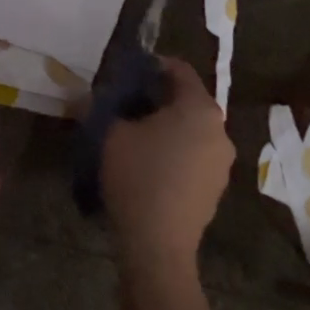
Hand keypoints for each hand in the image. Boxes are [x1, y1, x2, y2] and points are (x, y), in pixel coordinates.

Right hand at [103, 57, 232, 266]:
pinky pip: (195, 156)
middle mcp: (220, 129)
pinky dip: (176, 152)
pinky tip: (150, 166)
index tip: (128, 73)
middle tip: (126, 104)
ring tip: (135, 137)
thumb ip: (103, 108)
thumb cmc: (137, 176)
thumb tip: (87, 96)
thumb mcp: (110, 134)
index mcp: (199, 107)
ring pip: (192, 130)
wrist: (158, 243)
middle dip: (158, 99)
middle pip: (188, 100)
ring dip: (168, 127)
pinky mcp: (217, 187)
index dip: (152, 66)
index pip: (179, 70)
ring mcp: (223, 161)